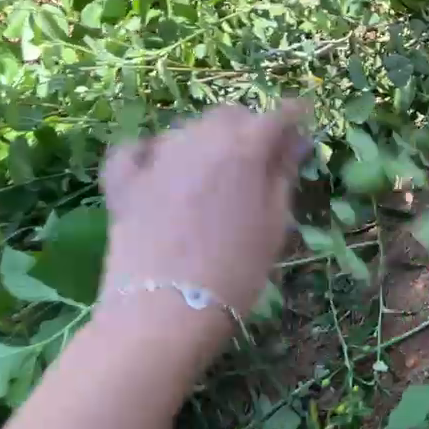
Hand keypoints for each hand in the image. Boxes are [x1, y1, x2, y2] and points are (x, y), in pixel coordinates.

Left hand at [98, 102, 308, 326]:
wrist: (164, 314)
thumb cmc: (236, 271)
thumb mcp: (275, 222)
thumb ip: (284, 173)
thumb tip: (295, 142)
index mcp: (246, 148)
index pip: (278, 114)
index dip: (295, 114)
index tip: (303, 120)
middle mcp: (202, 139)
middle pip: (231, 114)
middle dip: (248, 126)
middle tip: (259, 156)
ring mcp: (159, 157)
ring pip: (188, 129)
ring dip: (206, 139)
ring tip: (213, 171)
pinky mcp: (125, 181)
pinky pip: (136, 150)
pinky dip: (150, 152)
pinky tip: (158, 168)